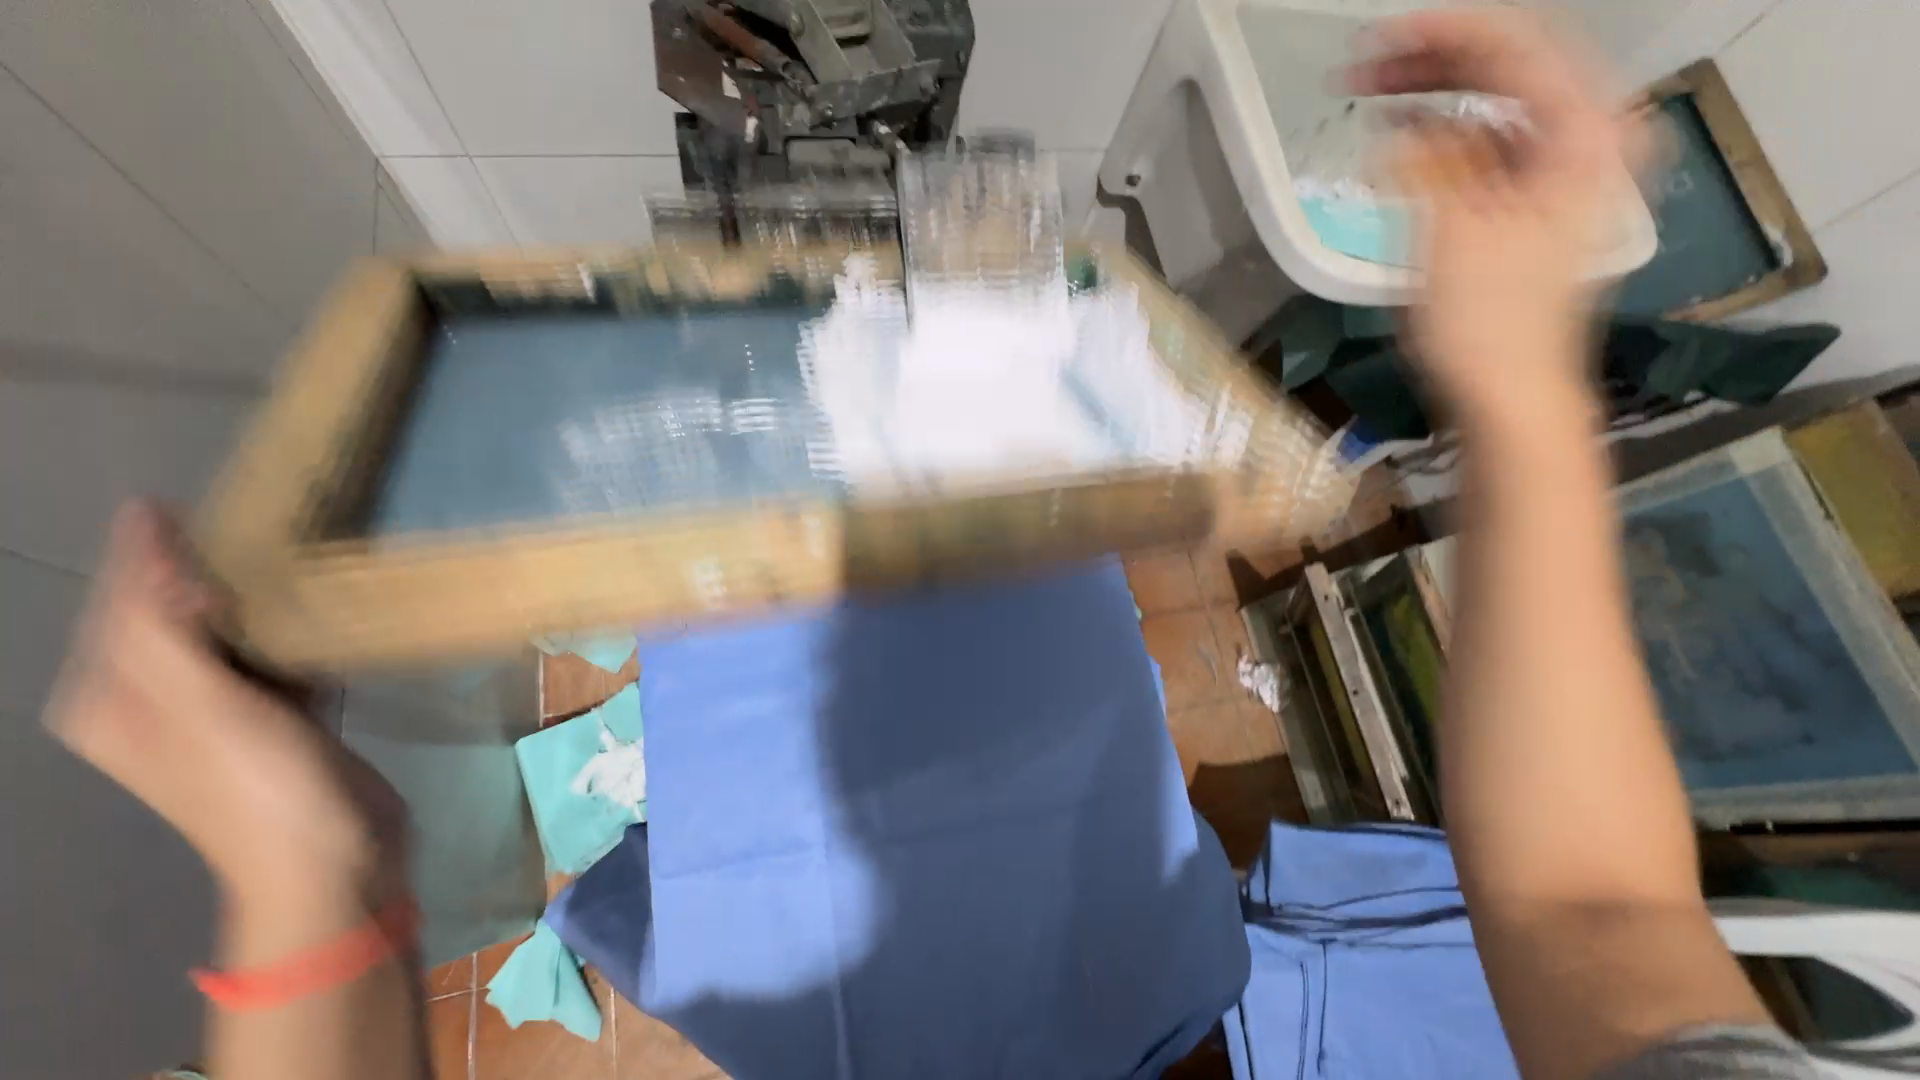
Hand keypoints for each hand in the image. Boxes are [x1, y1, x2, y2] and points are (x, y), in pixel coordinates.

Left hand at [44, 503, 404, 902]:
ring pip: (232, 635)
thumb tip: (158, 553)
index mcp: (118, 700)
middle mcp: (160, 702)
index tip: (170, 500)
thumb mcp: (202, 709)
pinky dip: (295, 632)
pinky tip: (321, 609)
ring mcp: (223, 713)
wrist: (330, 860)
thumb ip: (167, 632)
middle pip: (176, 617)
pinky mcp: (282, 720)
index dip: (142, 554)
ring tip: (285, 549)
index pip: (123, 605)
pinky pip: (279, 658)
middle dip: (200, 569)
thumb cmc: (261, 790)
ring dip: (255, 597)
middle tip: (239, 517)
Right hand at [1348, 10, 1650, 426]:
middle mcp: (1584, 144)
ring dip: (1434, 98)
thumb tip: (1397, 127)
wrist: (1512, 398)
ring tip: (1373, 98)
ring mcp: (1558, 177)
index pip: (1518, 50)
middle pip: (1511, 71)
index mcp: (1583, 138)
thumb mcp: (1452, 234)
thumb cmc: (1488, 324)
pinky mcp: (1529, 210)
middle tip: (1363, 69)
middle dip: (1435, 62)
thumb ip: (1428, 162)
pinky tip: (1401, 144)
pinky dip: (1442, 140)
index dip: (1446, 33)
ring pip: (1495, 108)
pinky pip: (1487, 148)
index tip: (1380, 35)